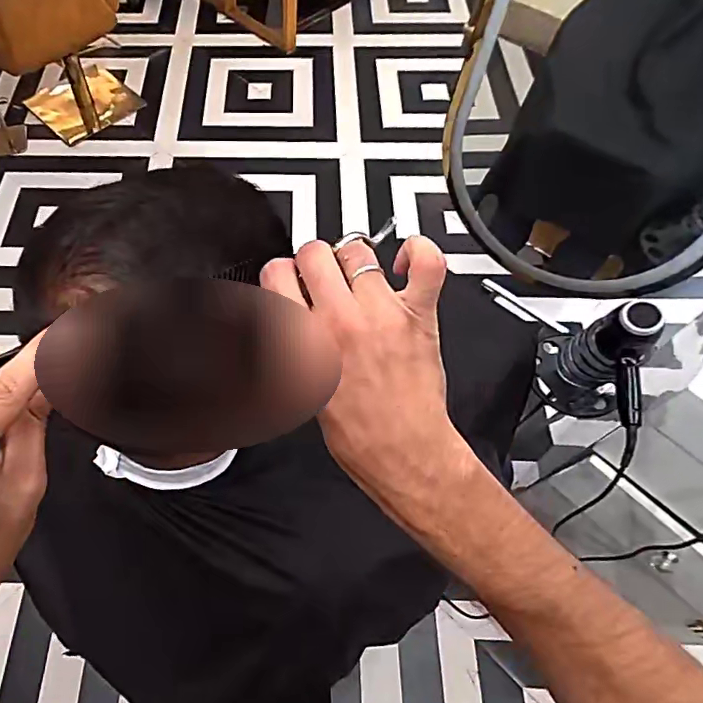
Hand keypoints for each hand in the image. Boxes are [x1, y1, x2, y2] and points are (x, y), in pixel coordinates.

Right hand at [261, 237, 482, 519]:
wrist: (402, 450)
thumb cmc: (357, 432)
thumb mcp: (301, 388)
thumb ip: (290, 345)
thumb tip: (284, 315)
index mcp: (305, 339)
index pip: (277, 273)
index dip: (282, 274)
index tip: (291, 281)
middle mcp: (341, 320)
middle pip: (314, 252)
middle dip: (314, 262)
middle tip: (322, 278)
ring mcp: (382, 313)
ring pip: (359, 251)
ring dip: (353, 261)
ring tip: (358, 280)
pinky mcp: (418, 315)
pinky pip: (425, 262)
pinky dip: (417, 251)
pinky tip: (404, 262)